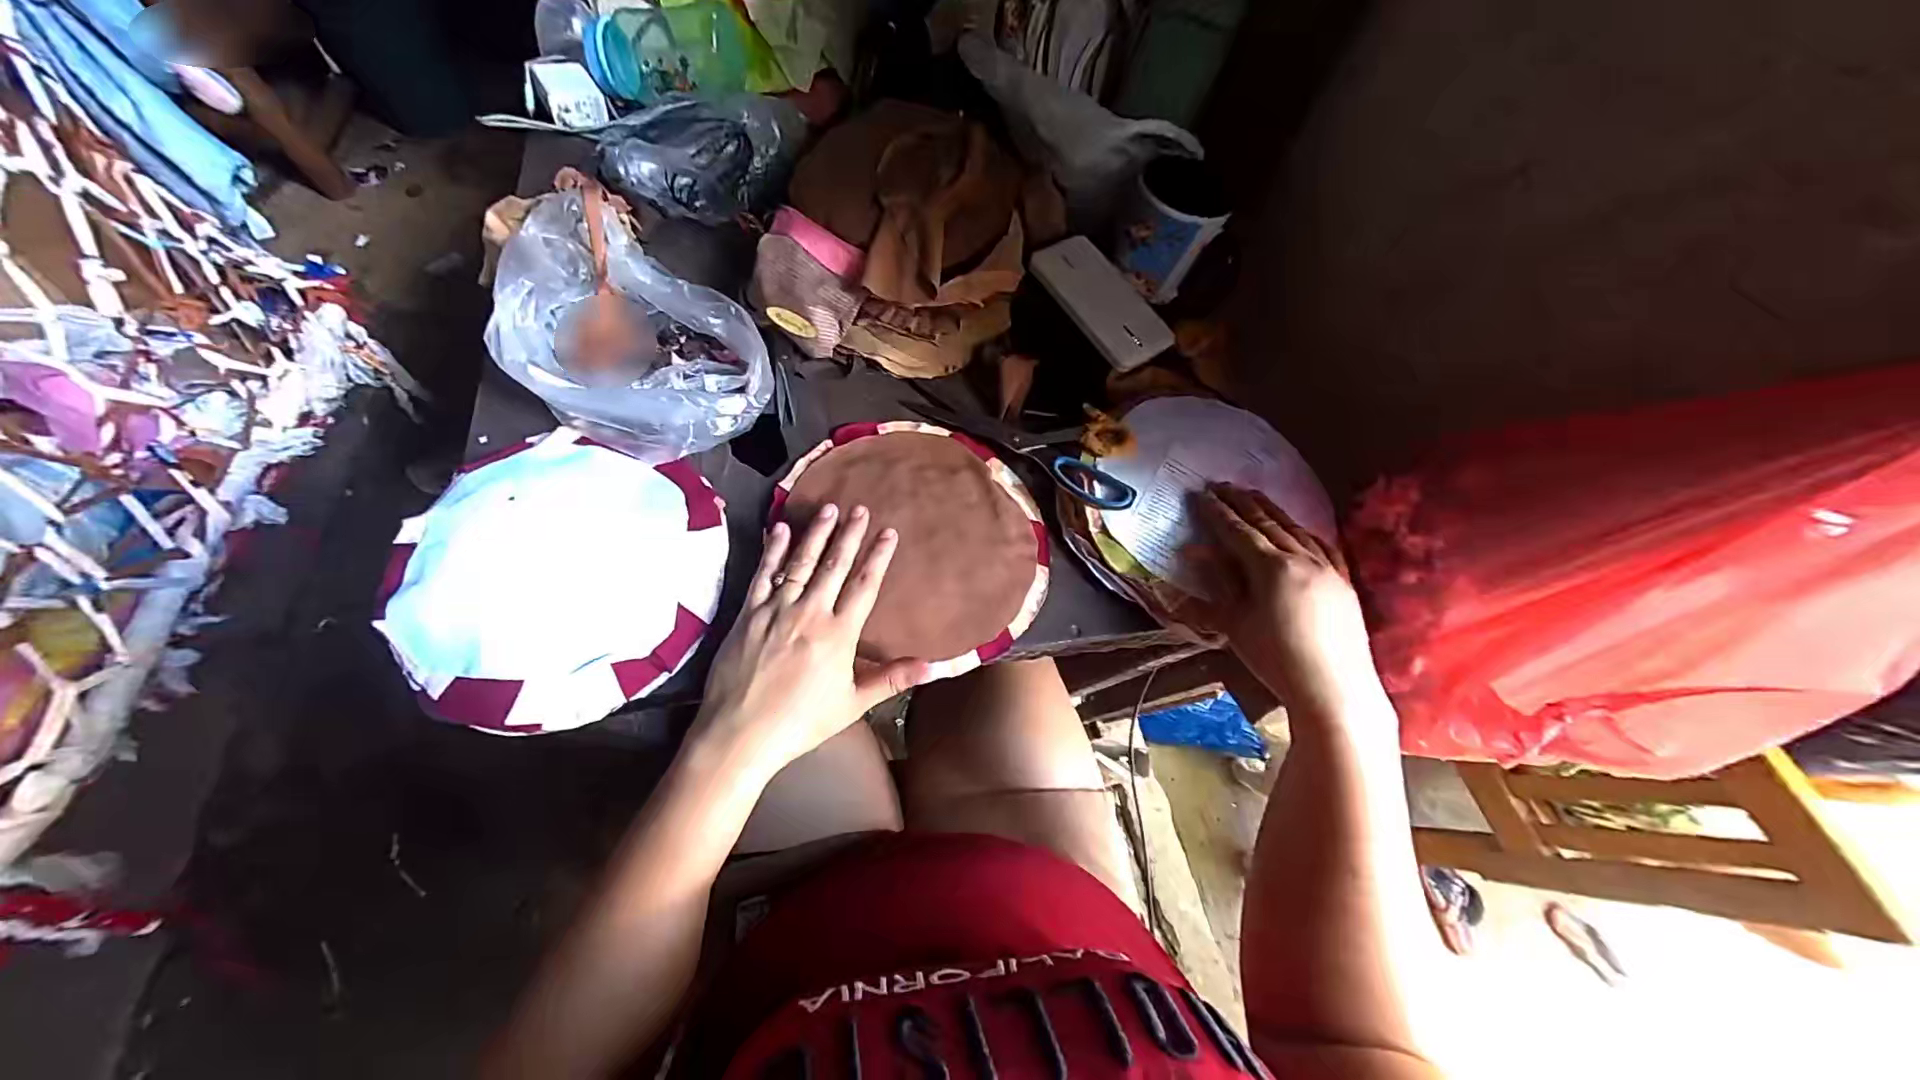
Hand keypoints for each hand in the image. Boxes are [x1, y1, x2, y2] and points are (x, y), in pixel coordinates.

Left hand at [691, 503, 930, 780]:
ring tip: (828, 509)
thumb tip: (932, 666)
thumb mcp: (852, 703)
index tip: (888, 532)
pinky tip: (778, 529)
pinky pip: (762, 575)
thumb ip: (891, 679)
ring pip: (800, 563)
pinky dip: (772, 551)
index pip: (864, 585)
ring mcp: (776, 611)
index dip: (878, 556)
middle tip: (859, 508)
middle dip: (849, 534)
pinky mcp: (748, 614)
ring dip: (815, 534)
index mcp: (838, 634)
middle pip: (834, 565)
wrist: (741, 733)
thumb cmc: (801, 723)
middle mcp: (809, 614)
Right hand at [1193, 483, 1377, 713]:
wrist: (1334, 688)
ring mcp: (1327, 568)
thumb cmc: (1275, 659)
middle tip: (1223, 485)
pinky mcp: (1343, 582)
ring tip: (1254, 497)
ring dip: (1271, 510)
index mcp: (1270, 567)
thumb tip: (1194, 551)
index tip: (1200, 494)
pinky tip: (1298, 528)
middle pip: (1267, 522)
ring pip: (1295, 529)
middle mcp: (1301, 558)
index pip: (1237, 530)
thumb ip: (1217, 583)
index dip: (1216, 512)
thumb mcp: (1234, 623)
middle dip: (1242, 501)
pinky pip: (1323, 545)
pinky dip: (1304, 531)